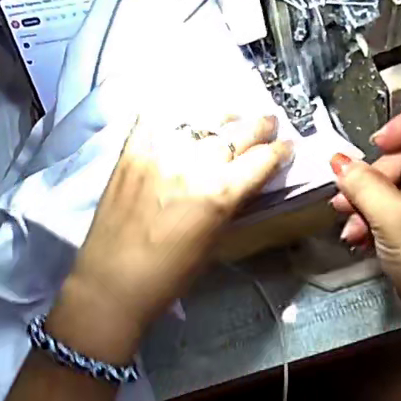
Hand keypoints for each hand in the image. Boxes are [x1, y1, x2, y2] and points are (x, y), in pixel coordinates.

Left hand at [51, 115, 292, 363]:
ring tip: (231, 117)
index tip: (287, 146)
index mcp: (220, 193)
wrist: (113, 284)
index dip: (280, 151)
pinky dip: (174, 116)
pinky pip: (157, 119)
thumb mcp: (214, 242)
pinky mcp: (132, 151)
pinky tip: (183, 116)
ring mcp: (160, 152)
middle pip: (237, 133)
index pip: (262, 160)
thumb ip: (231, 205)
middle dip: (259, 126)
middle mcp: (194, 165)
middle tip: (268, 122)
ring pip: (201, 120)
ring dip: (223, 118)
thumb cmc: (170, 276)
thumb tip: (243, 183)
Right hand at [329, 106, 400, 344]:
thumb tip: (337, 161)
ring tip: (348, 229)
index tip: (375, 145)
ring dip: (367, 205)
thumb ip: (364, 187)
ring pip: (396, 188)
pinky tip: (358, 240)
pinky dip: (375, 222)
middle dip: (371, 179)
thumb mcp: (396, 222)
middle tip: (343, 203)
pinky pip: (397, 212)